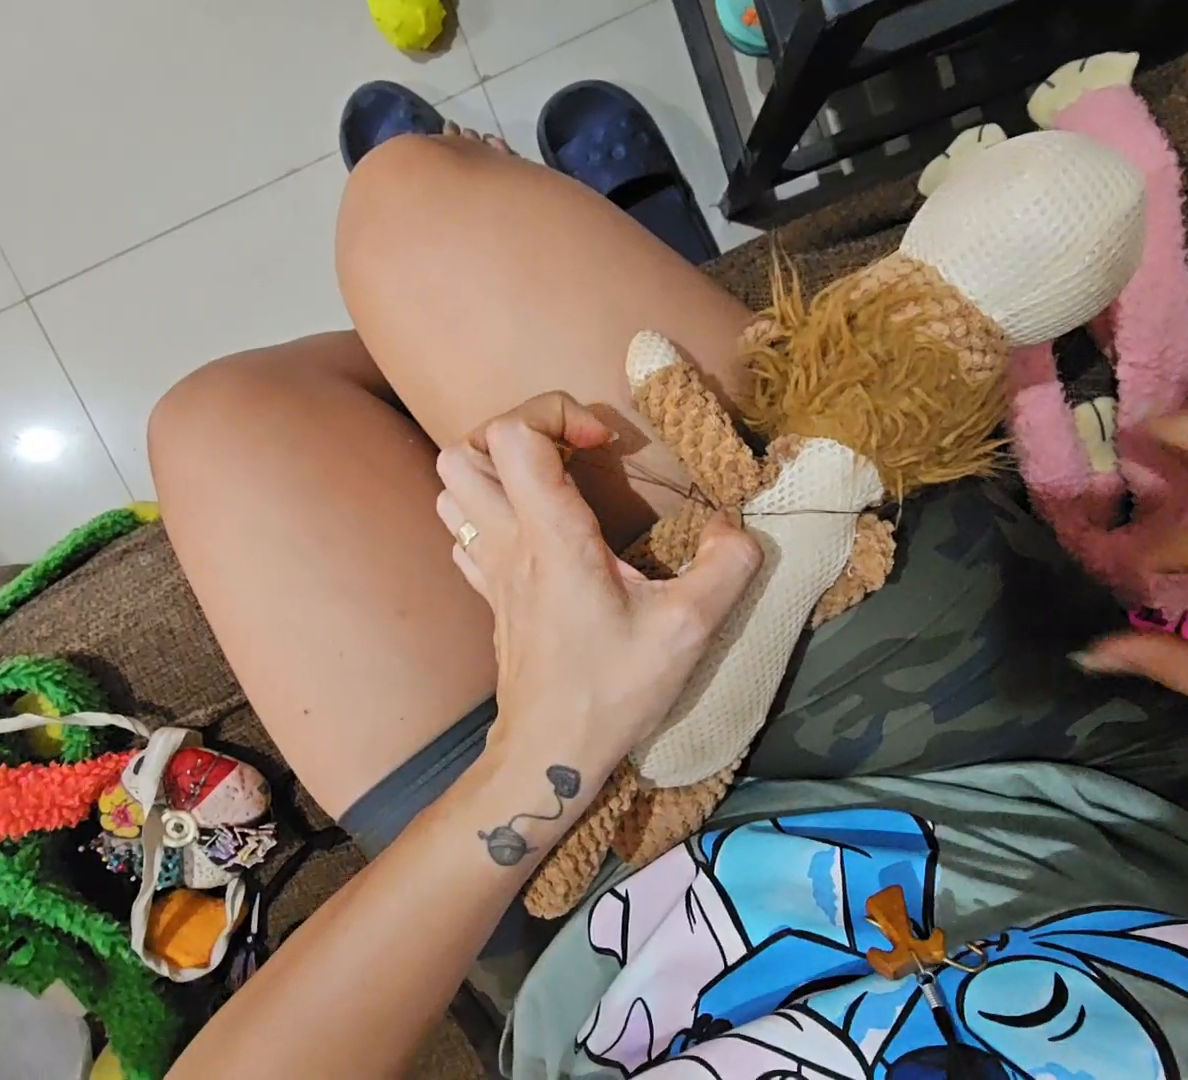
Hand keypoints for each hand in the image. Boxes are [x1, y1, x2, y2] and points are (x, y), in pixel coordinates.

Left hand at [435, 392, 761, 778]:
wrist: (548, 753)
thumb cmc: (612, 690)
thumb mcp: (688, 630)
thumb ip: (726, 567)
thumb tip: (735, 528)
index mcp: (551, 536)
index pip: (514, 435)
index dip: (556, 414)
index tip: (605, 445)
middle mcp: (507, 542)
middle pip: (465, 450)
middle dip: (518, 431)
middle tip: (571, 455)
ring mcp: (487, 567)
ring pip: (452, 486)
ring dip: (496, 467)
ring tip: (550, 482)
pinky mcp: (487, 593)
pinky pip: (462, 527)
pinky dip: (488, 508)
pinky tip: (532, 529)